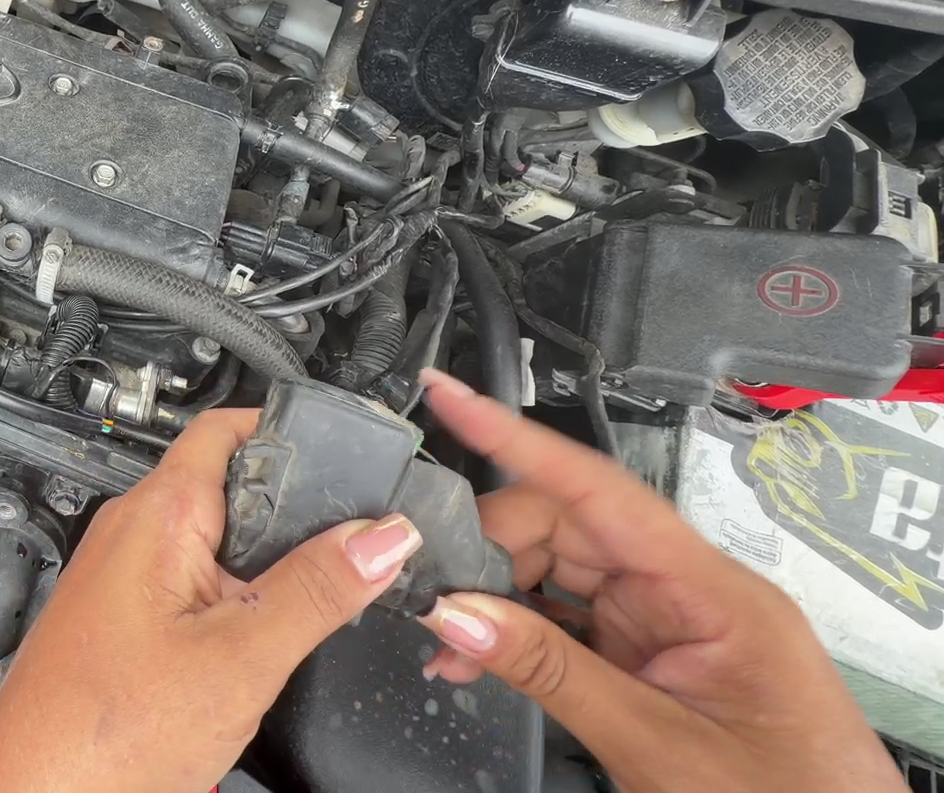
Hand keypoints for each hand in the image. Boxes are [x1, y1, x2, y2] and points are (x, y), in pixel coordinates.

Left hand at [0, 409, 424, 792]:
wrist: (43, 788)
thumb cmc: (111, 727)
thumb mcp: (240, 657)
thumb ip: (316, 590)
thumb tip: (380, 537)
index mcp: (159, 512)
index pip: (224, 429)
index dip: (283, 426)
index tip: (340, 444)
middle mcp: (133, 523)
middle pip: (222, 474)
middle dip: (286, 495)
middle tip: (350, 524)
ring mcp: (125, 561)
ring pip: (208, 524)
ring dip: (261, 542)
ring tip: (316, 573)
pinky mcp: (124, 599)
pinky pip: (187, 563)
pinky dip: (231, 576)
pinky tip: (258, 614)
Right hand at [414, 369, 903, 792]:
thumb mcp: (661, 748)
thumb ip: (548, 671)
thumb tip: (449, 611)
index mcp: (713, 592)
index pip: (597, 488)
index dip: (514, 437)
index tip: (449, 396)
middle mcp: (681, 587)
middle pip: (554, 526)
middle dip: (484, 552)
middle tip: (433, 592)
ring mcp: (656, 616)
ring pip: (540, 566)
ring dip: (485, 597)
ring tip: (448, 644)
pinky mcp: (635, 644)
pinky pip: (548, 611)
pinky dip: (503, 628)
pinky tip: (471, 656)